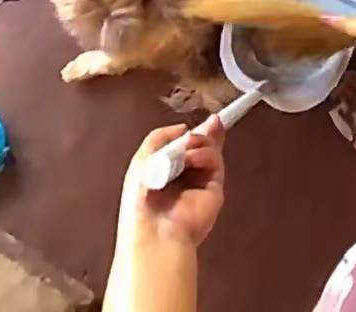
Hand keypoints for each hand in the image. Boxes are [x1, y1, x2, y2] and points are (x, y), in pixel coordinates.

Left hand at [118, 121, 226, 248]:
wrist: (156, 233)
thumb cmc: (140, 200)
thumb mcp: (140, 163)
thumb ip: (158, 138)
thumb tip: (183, 128)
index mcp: (165, 172)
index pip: (182, 147)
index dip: (188, 133)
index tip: (192, 123)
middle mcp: (185, 177)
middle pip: (202, 146)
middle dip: (205, 132)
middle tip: (211, 122)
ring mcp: (201, 182)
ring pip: (209, 150)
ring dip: (200, 141)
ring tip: (189, 145)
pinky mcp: (215, 188)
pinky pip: (214, 162)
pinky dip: (205, 154)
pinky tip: (193, 158)